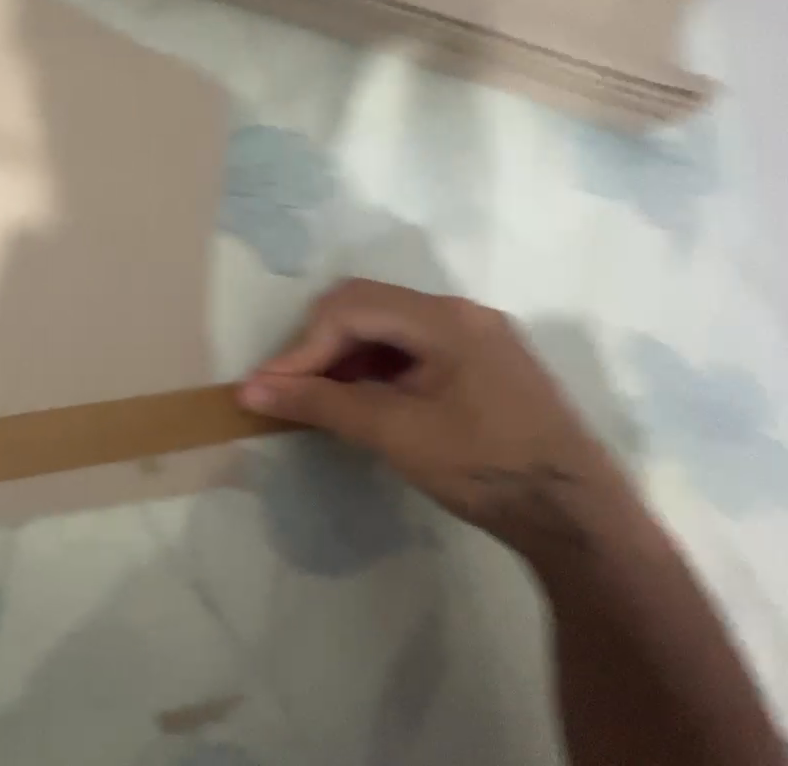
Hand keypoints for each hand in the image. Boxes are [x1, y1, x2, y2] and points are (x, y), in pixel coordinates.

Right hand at [238, 279, 636, 561]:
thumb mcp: (391, 432)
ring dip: (343, 355)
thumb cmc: (484, 467)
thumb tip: (247, 389)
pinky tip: (363, 399)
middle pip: (363, 306)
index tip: (269, 389)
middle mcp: (462, 314)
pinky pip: (408, 345)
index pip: (347, 311)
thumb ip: (317, 402)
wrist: (580, 521)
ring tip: (322, 396)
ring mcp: (477, 337)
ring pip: (383, 324)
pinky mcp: (481, 363)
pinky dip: (372, 365)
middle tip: (293, 387)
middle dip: (318, 345)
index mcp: (446, 320)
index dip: (301, 348)